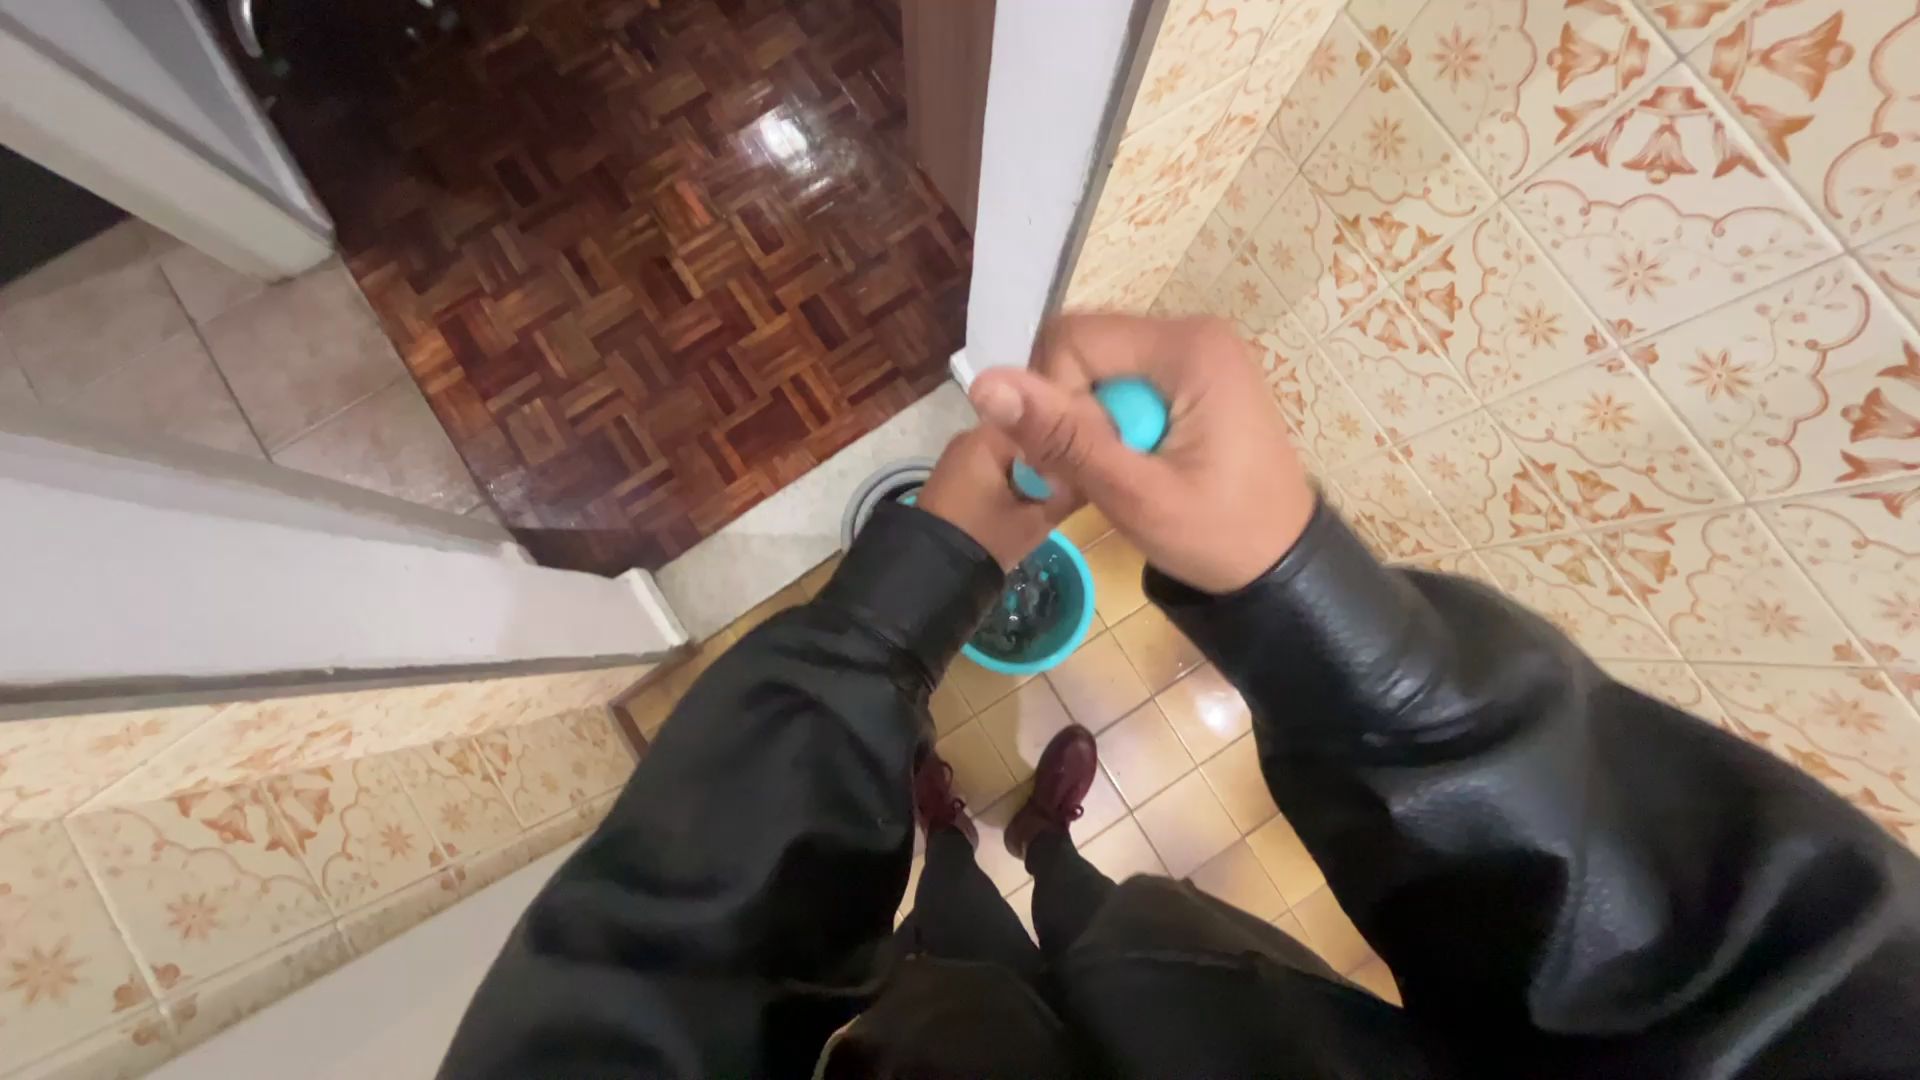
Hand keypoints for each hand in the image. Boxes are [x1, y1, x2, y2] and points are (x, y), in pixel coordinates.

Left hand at [917, 426, 1077, 569]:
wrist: (932, 569)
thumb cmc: (987, 537)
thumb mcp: (1036, 520)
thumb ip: (1069, 493)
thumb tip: (1094, 475)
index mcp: (994, 436)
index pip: (1045, 422)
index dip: (1069, 440)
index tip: (1088, 457)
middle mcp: (973, 434)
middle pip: (1027, 437)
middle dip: (1050, 455)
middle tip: (1076, 476)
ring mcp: (960, 453)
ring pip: (1010, 453)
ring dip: (1030, 468)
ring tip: (1056, 487)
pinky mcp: (953, 473)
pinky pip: (992, 465)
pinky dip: (1010, 477)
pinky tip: (1026, 496)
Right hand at [967, 314, 1314, 593]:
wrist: (1279, 566)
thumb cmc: (1218, 536)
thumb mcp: (1134, 495)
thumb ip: (1062, 437)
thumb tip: (984, 383)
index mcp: (1188, 347)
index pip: (1071, 340)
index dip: (1051, 400)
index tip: (1070, 463)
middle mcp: (1191, 334)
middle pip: (1081, 352)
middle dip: (1066, 415)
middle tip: (1085, 479)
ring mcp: (1193, 355)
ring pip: (1093, 372)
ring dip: (1083, 426)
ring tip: (1107, 478)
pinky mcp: (1190, 379)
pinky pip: (1118, 386)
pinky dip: (1107, 428)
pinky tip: (1124, 466)